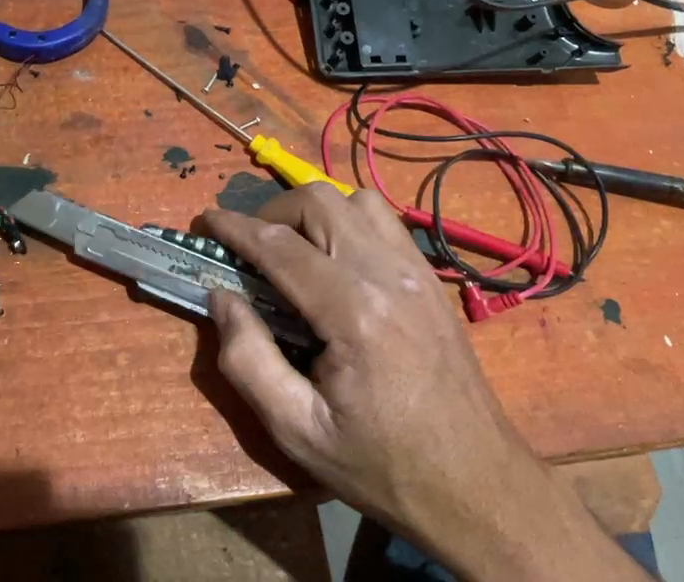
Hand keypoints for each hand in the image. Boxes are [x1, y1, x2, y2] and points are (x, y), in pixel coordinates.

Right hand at [202, 186, 643, 579]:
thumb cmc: (381, 465)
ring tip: (290, 247)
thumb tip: (221, 296)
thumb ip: (248, 359)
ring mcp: (417, 271)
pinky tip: (334, 257)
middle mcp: (389, 275)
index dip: (236, 227)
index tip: (206, 220)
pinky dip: (347, 220)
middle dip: (272, 211)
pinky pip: (384, 220)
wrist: (476, 483)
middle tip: (246, 245)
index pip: (281, 245)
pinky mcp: (431, 277)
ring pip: (356, 200)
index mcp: (354, 313)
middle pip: (319, 202)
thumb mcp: (297, 430)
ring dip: (313, 211)